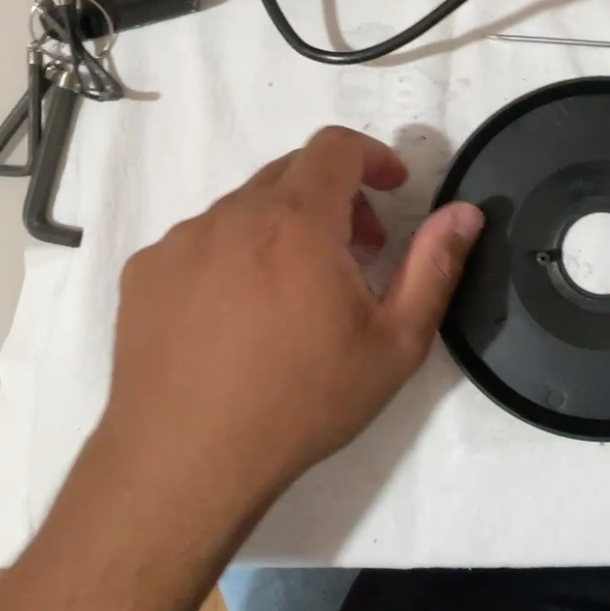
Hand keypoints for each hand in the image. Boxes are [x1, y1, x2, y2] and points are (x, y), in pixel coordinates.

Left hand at [96, 127, 483, 532]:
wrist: (184, 463)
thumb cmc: (303, 401)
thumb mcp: (395, 342)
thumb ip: (436, 266)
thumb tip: (465, 212)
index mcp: (298, 221)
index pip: (335, 147)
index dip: (372, 155)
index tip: (393, 187)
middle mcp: (234, 215)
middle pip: (292, 173)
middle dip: (337, 197)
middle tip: (359, 251)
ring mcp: (181, 242)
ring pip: (246, 209)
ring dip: (284, 228)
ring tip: (296, 294)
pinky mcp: (145, 274)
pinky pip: (201, 241)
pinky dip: (235, 255)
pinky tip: (239, 317)